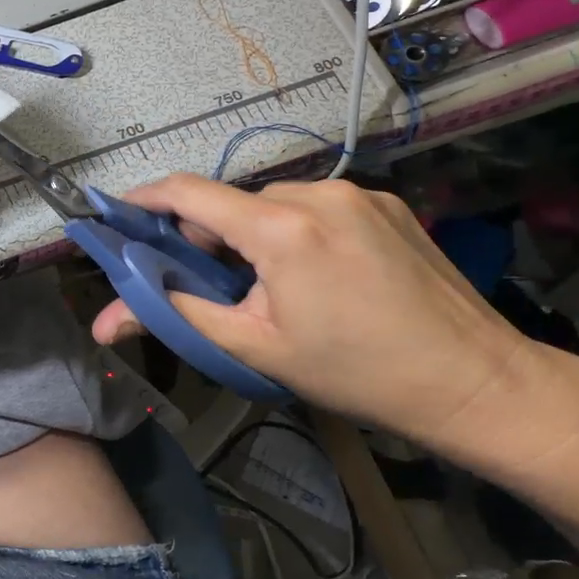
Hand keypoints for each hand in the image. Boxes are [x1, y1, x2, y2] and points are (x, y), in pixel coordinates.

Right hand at [91, 174, 529, 441]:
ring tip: (268, 285)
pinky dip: (291, 231)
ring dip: (251, 234)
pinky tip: (313, 274)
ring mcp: (361, 196)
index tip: (113, 216)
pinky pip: (312, 207)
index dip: (142, 199)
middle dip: (206, 236)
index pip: (187, 192)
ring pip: (270, 204)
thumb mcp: (250, 346)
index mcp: (282, 228)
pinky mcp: (389, 206)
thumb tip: (98, 325)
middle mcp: (320, 195)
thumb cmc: (355, 371)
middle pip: (230, 203)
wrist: (480, 386)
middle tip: (207, 283)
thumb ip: (170, 316)